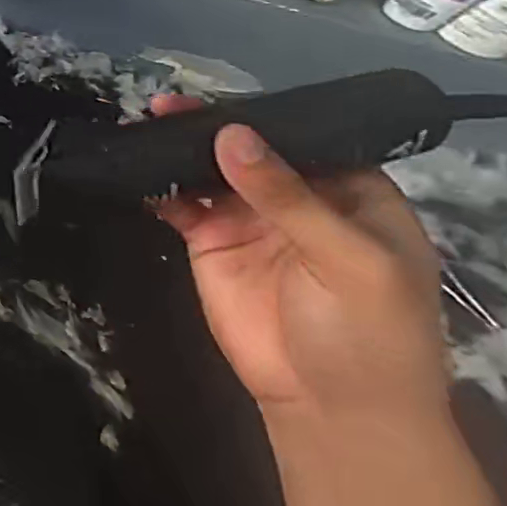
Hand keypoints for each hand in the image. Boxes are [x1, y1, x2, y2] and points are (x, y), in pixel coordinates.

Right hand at [148, 96, 446, 422]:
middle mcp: (294, 195)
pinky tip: (137, 168)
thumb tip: (230, 135)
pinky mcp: (210, 241)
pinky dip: (159, 186)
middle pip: (246, 147)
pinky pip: (181, 204)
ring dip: (178, 149)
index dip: (261, 114)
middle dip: (208, 125)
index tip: (216, 96)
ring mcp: (248, 217)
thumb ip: (287, 196)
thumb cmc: (369, 333)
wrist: (330, 410)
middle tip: (165, 105)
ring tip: (144, 125)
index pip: (300, 137)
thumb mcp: (347, 260)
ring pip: (209, 170)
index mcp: (346, 190)